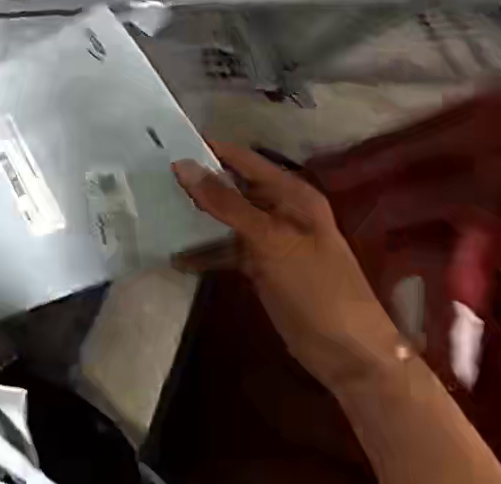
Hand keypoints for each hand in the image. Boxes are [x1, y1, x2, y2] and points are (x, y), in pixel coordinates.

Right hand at [173, 142, 405, 391]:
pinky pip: (223, 248)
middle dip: (194, 182)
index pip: (240, 158)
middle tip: (148, 174)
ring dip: (194, 216)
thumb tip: (181, 164)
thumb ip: (225, 202)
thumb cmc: (317, 287)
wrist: (352, 357)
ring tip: (151, 207)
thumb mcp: (269, 240)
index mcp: (289, 193)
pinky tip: (173, 254)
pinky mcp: (259, 265)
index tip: (162, 143)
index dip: (205, 149)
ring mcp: (268, 238)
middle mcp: (277, 208)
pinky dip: (202, 250)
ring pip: (223, 217)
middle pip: (229, 185)